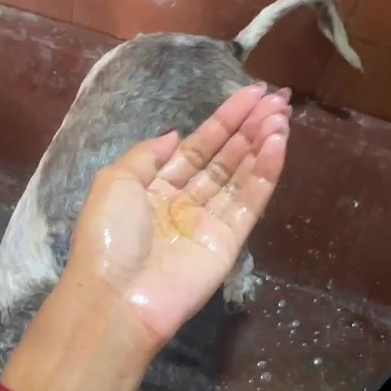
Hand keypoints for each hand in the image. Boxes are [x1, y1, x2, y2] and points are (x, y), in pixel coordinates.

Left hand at [60, 83, 290, 349]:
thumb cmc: (109, 236)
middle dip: (248, 128)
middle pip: (223, 158)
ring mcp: (207, 223)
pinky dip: (265, 173)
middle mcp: (182, 203)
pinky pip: (249, 202)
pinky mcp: (228, 242)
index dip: (222, 120)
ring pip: (240, 177)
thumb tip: (175, 135)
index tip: (251, 93)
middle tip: (276, 98)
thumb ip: (145, 155)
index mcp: (153, 188)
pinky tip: (278, 143)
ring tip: (281, 115)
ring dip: (261, 145)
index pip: (195, 147)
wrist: (117, 297)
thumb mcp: (113, 182)